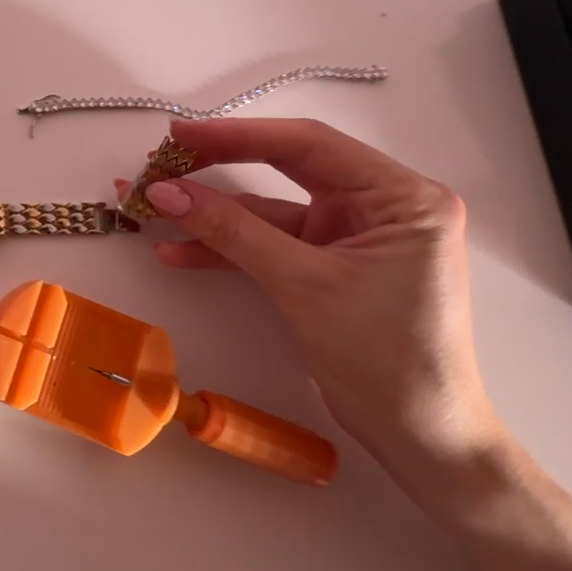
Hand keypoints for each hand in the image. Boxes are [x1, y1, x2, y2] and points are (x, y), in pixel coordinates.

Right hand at [121, 118, 505, 504]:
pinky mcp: (328, 265)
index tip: (178, 135)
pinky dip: (225, 247)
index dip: (236, 134)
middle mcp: (380, 205)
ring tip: (152, 208)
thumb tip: (163, 191)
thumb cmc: (383, 354)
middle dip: (218, 167)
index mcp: (400, 196)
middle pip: (285, 168)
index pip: (307, 145)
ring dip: (212, 213)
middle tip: (162, 162)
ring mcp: (352, 236)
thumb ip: (231, 230)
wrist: (419, 436)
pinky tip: (177, 252)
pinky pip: (267, 242)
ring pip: (268, 209)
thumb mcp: (302, 283)